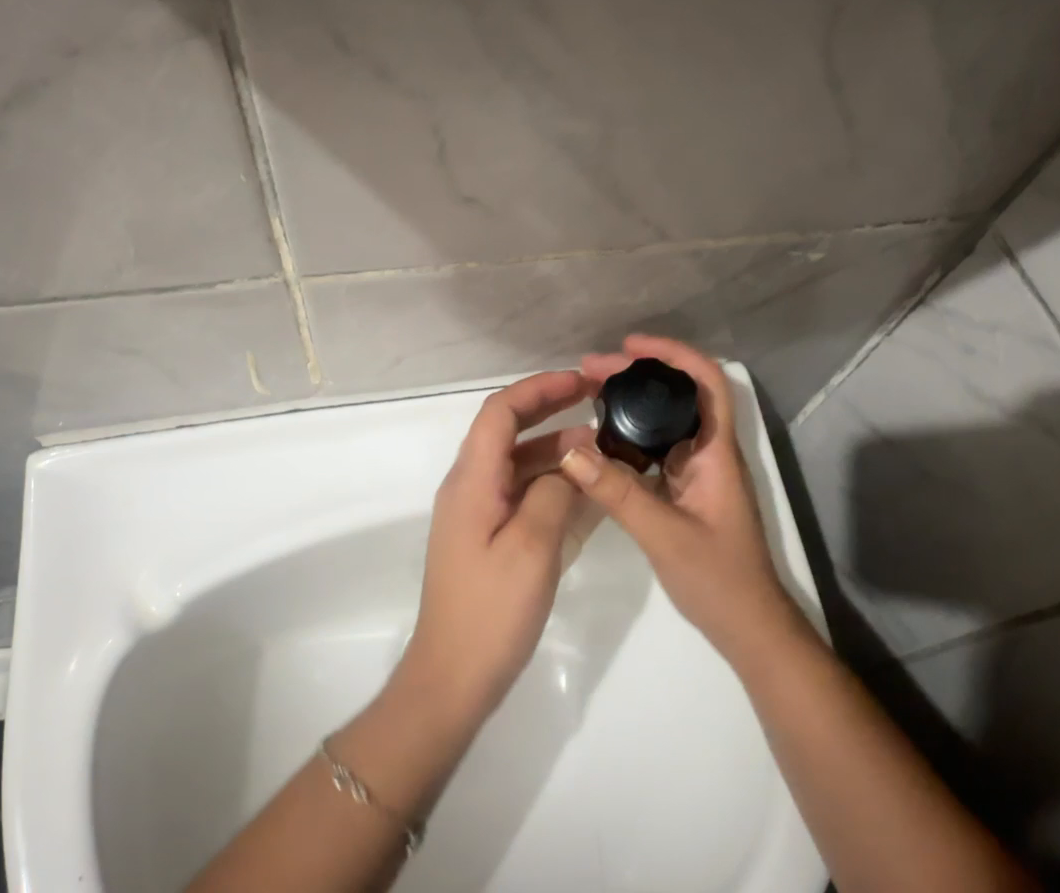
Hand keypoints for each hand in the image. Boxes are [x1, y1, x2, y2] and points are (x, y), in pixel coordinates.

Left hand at [395, 370, 598, 727]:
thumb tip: (574, 459)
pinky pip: (522, 496)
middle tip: (600, 402)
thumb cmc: (491, 611)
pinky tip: (587, 491)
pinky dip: (553, 484)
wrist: (454, 676)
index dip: (540, 389)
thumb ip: (555, 492)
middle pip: (508, 432)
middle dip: (551, 410)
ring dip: (556, 449)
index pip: (500, 412)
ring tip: (605, 446)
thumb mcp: (532, 546)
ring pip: (518, 465)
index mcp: (471, 482)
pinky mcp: (489, 540)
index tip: (583, 382)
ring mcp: (477, 516)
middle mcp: (469, 489)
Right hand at [562, 336, 805, 666]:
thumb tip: (570, 451)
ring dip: (633, 405)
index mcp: (716, 454)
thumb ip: (617, 492)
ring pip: (667, 424)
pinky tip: (600, 441)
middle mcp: (709, 455)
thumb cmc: (717, 579)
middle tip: (590, 370)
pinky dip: (630, 438)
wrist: (748, 627)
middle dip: (639, 375)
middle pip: (680, 397)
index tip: (629, 345)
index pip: (706, 383)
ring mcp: (698, 475)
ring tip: (589, 395)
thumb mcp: (663, 534)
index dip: (673, 354)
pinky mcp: (686, 495)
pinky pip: (657, 453)